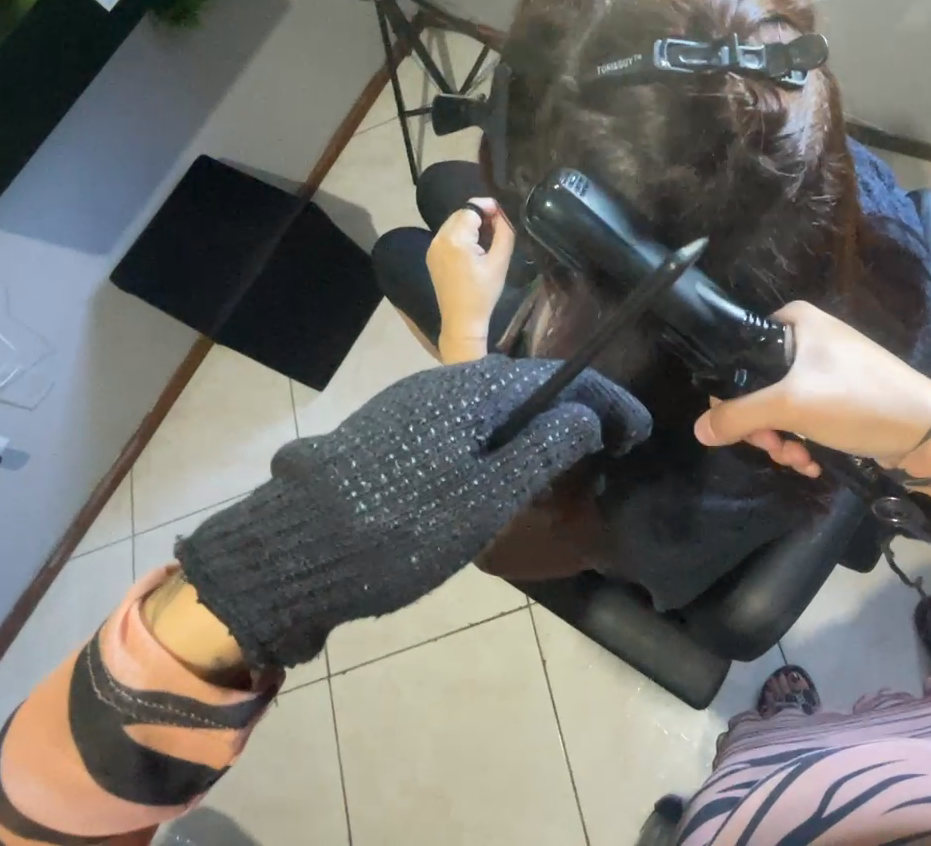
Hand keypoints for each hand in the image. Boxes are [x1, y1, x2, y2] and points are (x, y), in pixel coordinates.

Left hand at [177, 357, 650, 668]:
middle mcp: (442, 382)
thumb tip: (588, 412)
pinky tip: (501, 469)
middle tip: (608, 449)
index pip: (558, 378)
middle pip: (526, 385)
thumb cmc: (401, 528)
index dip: (607, 402)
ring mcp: (412, 404)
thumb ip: (544, 448)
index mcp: (472, 389)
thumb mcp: (487, 496)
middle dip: (574, 411)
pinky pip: (464, 422)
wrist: (293, 551)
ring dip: (536, 425)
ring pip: (493, 404)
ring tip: (564, 461)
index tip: (638, 434)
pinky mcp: (392, 430)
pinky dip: (499, 439)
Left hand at [428, 199, 514, 362]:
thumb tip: (502, 212)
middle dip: (478, 216)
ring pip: (453, 224)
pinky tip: (472, 251)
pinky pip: (446, 236)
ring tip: (486, 240)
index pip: (471, 209)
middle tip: (497, 228)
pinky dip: (460, 236)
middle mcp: (439, 239)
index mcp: (455, 239)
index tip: (502, 216)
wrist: (462, 320)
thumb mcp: (500, 261)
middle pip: (460, 214)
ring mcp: (432, 248)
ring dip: (469, 226)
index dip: (488, 208)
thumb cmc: (484, 292)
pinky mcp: (431, 256)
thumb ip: (504, 231)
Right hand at [692, 301, 930, 473]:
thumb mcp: (791, 406)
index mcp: (792, 320)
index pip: (737, 355)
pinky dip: (800, 440)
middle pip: (755, 386)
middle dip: (762, 426)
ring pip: (776, 406)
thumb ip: (739, 416)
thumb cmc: (856, 401)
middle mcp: (804, 336)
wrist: (925, 430)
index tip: (749, 428)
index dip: (734, 396)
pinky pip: (800, 414)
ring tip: (799, 460)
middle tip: (776, 447)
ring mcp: (821, 366)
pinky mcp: (836, 393)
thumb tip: (699, 430)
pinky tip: (811, 461)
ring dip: (780, 440)